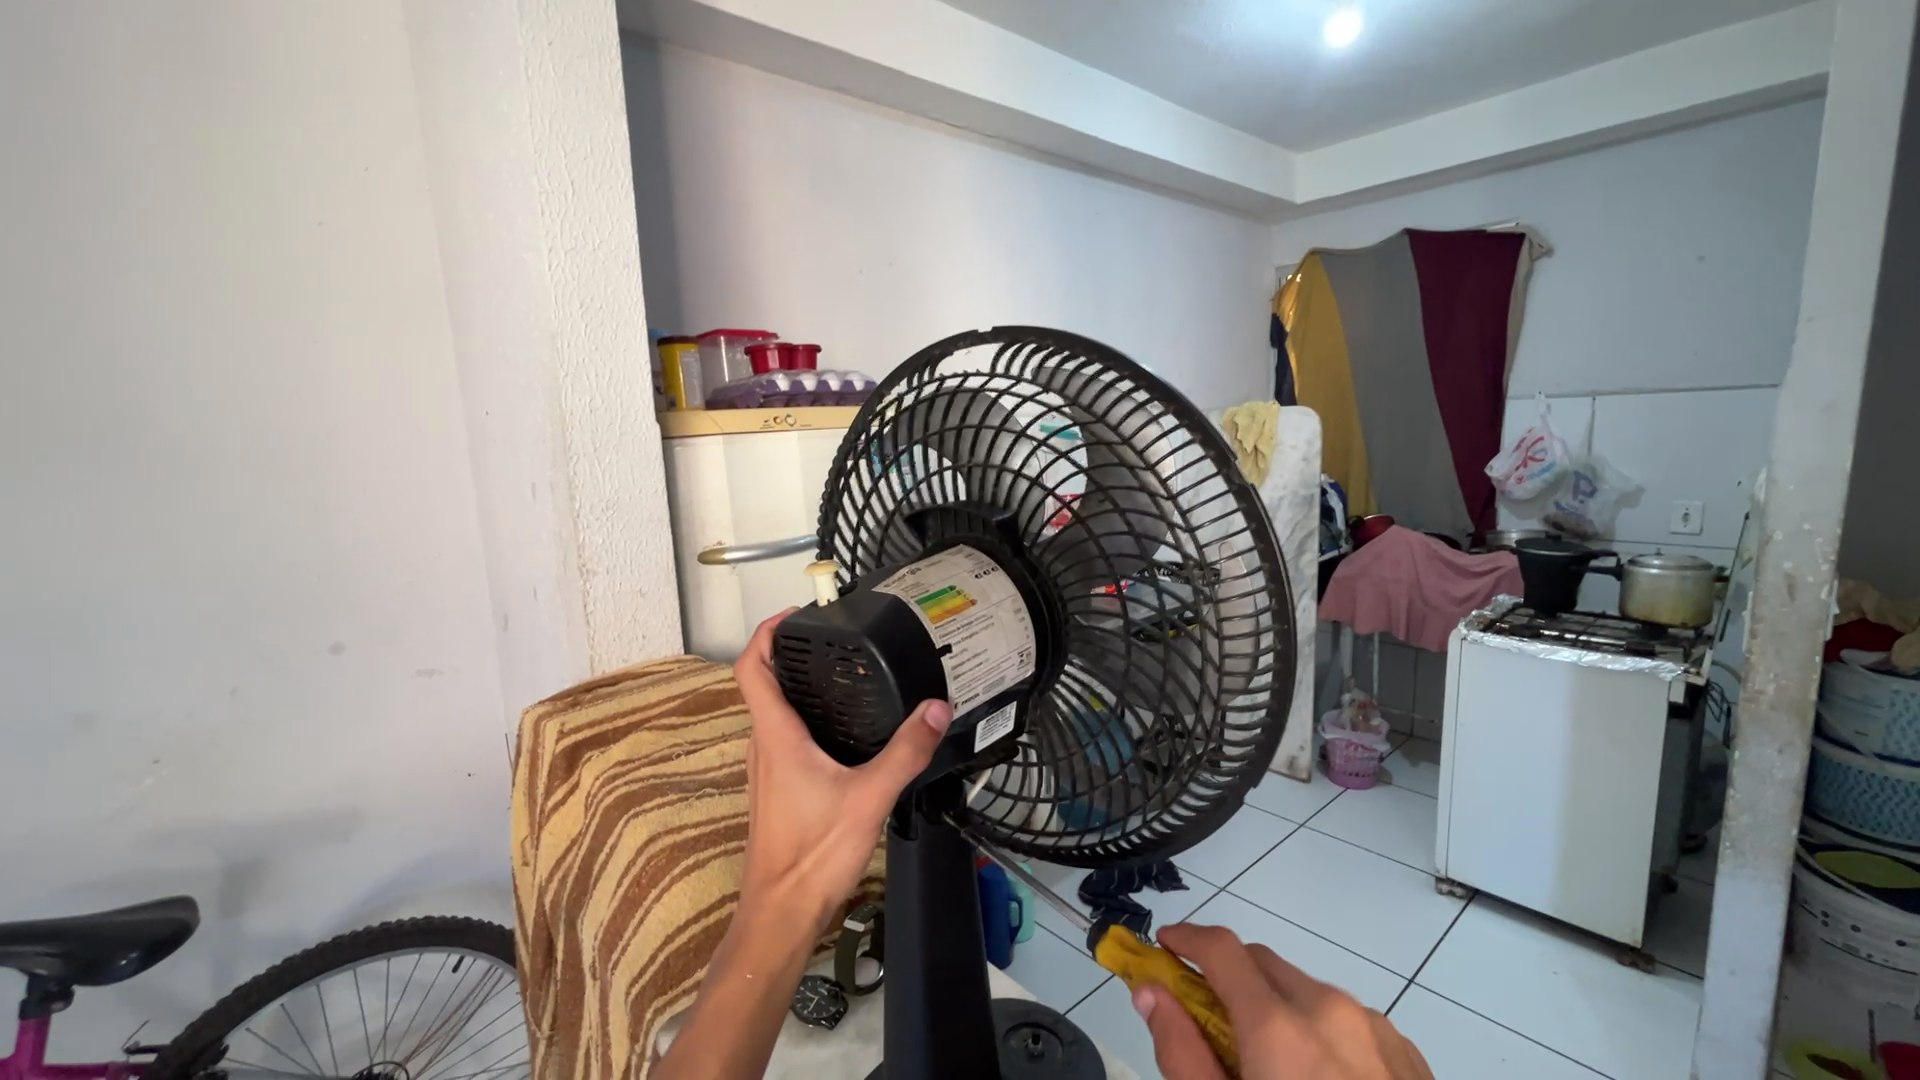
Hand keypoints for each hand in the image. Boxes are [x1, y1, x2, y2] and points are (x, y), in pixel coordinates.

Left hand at [732, 608, 952, 930]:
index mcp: (776, 736)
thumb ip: (906, 751)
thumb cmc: (812, 856)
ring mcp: (766, 769)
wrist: (782, 912)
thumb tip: (935, 710)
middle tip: (829, 638)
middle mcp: (763, 746)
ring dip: (796, 686)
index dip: (768, 632)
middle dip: (790, 653)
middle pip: (763, 683)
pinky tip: (840, 732)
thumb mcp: (870, 796)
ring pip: (772, 712)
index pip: (753, 667)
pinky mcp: (776, 788)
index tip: (796, 615)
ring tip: (838, 675)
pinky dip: (803, 718)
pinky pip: (783, 737)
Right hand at [1134, 924, 1433, 1079]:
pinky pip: (1351, 1022)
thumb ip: (1182, 1052)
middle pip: (1262, 963)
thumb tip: (1150, 992)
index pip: (1221, 948)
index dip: (1186, 939)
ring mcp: (1377, 1032)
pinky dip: (1321, 1033)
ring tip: (1272, 1066)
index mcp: (1280, 1026)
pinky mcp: (1410, 1056)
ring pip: (1308, 992)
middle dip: (1228, 976)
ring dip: (1277, 1006)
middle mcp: (1331, 1011)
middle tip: (1205, 1016)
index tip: (1163, 947)